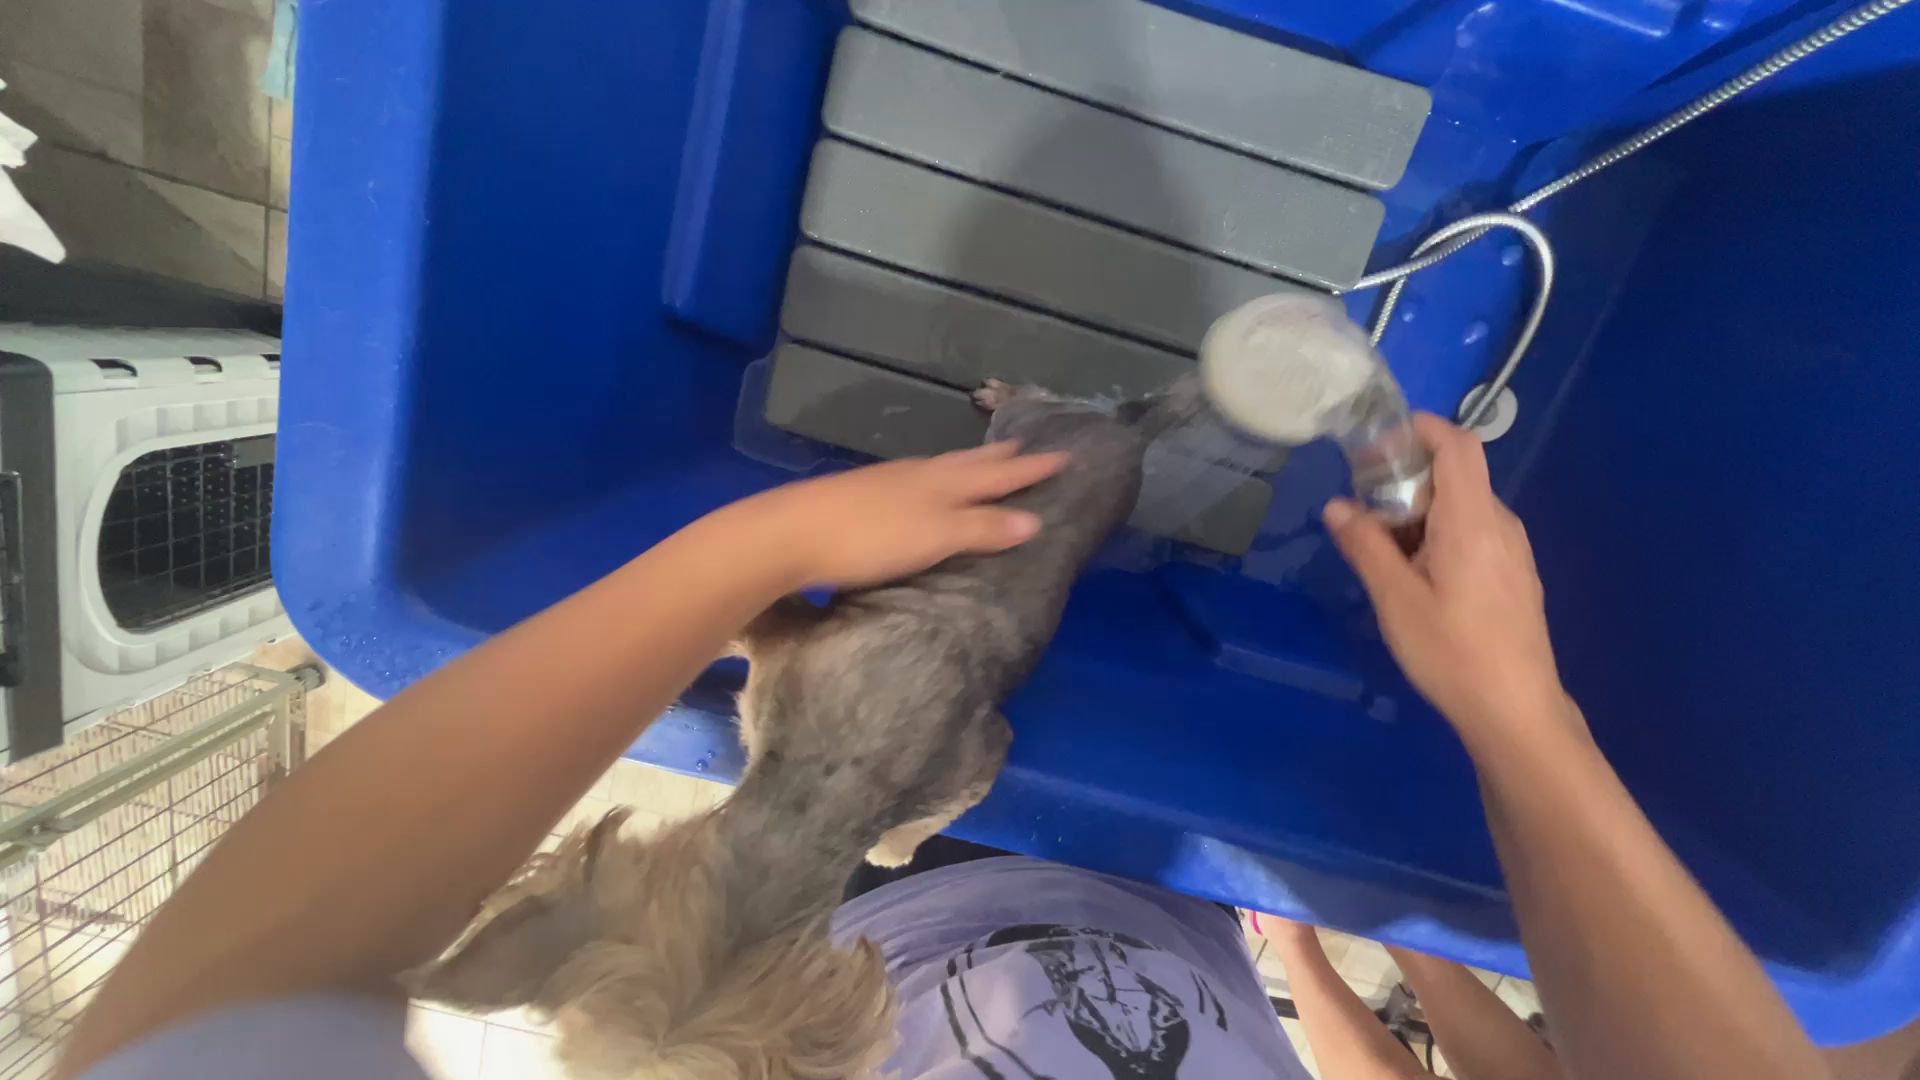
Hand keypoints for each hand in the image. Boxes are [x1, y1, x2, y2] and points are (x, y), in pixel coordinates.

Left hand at [749, 441, 1069, 589]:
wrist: (792, 533)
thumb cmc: (869, 538)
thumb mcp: (935, 536)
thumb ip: (982, 527)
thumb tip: (1034, 520)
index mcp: (942, 483)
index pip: (998, 473)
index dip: (1031, 469)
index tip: (1064, 455)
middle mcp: (920, 474)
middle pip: (969, 462)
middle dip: (1000, 457)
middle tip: (1025, 446)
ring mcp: (889, 481)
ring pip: (942, 466)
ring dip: (969, 463)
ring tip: (984, 459)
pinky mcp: (864, 493)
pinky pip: (918, 478)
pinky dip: (938, 477)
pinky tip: (926, 485)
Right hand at [1324, 414, 1570, 738]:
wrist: (1514, 709)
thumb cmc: (1450, 651)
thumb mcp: (1394, 598)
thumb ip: (1365, 545)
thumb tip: (1337, 506)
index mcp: (1472, 522)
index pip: (1459, 447)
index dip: (1422, 428)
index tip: (1377, 438)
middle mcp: (1500, 525)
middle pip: (1456, 475)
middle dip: (1404, 477)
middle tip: (1359, 503)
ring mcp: (1511, 550)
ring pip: (1461, 506)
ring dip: (1417, 509)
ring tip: (1376, 541)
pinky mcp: (1511, 573)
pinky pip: (1471, 532)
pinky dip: (1435, 531)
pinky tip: (1409, 569)